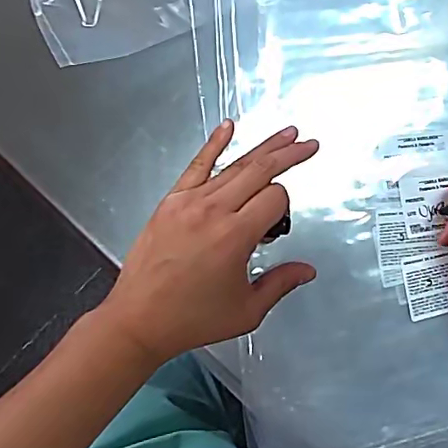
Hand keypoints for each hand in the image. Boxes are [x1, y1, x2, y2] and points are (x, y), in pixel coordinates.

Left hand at [100, 121, 318, 365]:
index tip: (277, 225)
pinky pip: (197, 165)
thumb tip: (308, 270)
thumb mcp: (246, 311)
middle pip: (260, 170)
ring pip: (235, 165)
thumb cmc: (191, 319)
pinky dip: (214, 144)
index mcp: (234, 237)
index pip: (275, 198)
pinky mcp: (171, 201)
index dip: (285, 206)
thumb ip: (281, 284)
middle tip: (311, 145)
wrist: (136, 321)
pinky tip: (228, 126)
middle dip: (289, 155)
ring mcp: (189, 202)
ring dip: (265, 147)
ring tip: (288, 133)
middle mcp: (213, 212)